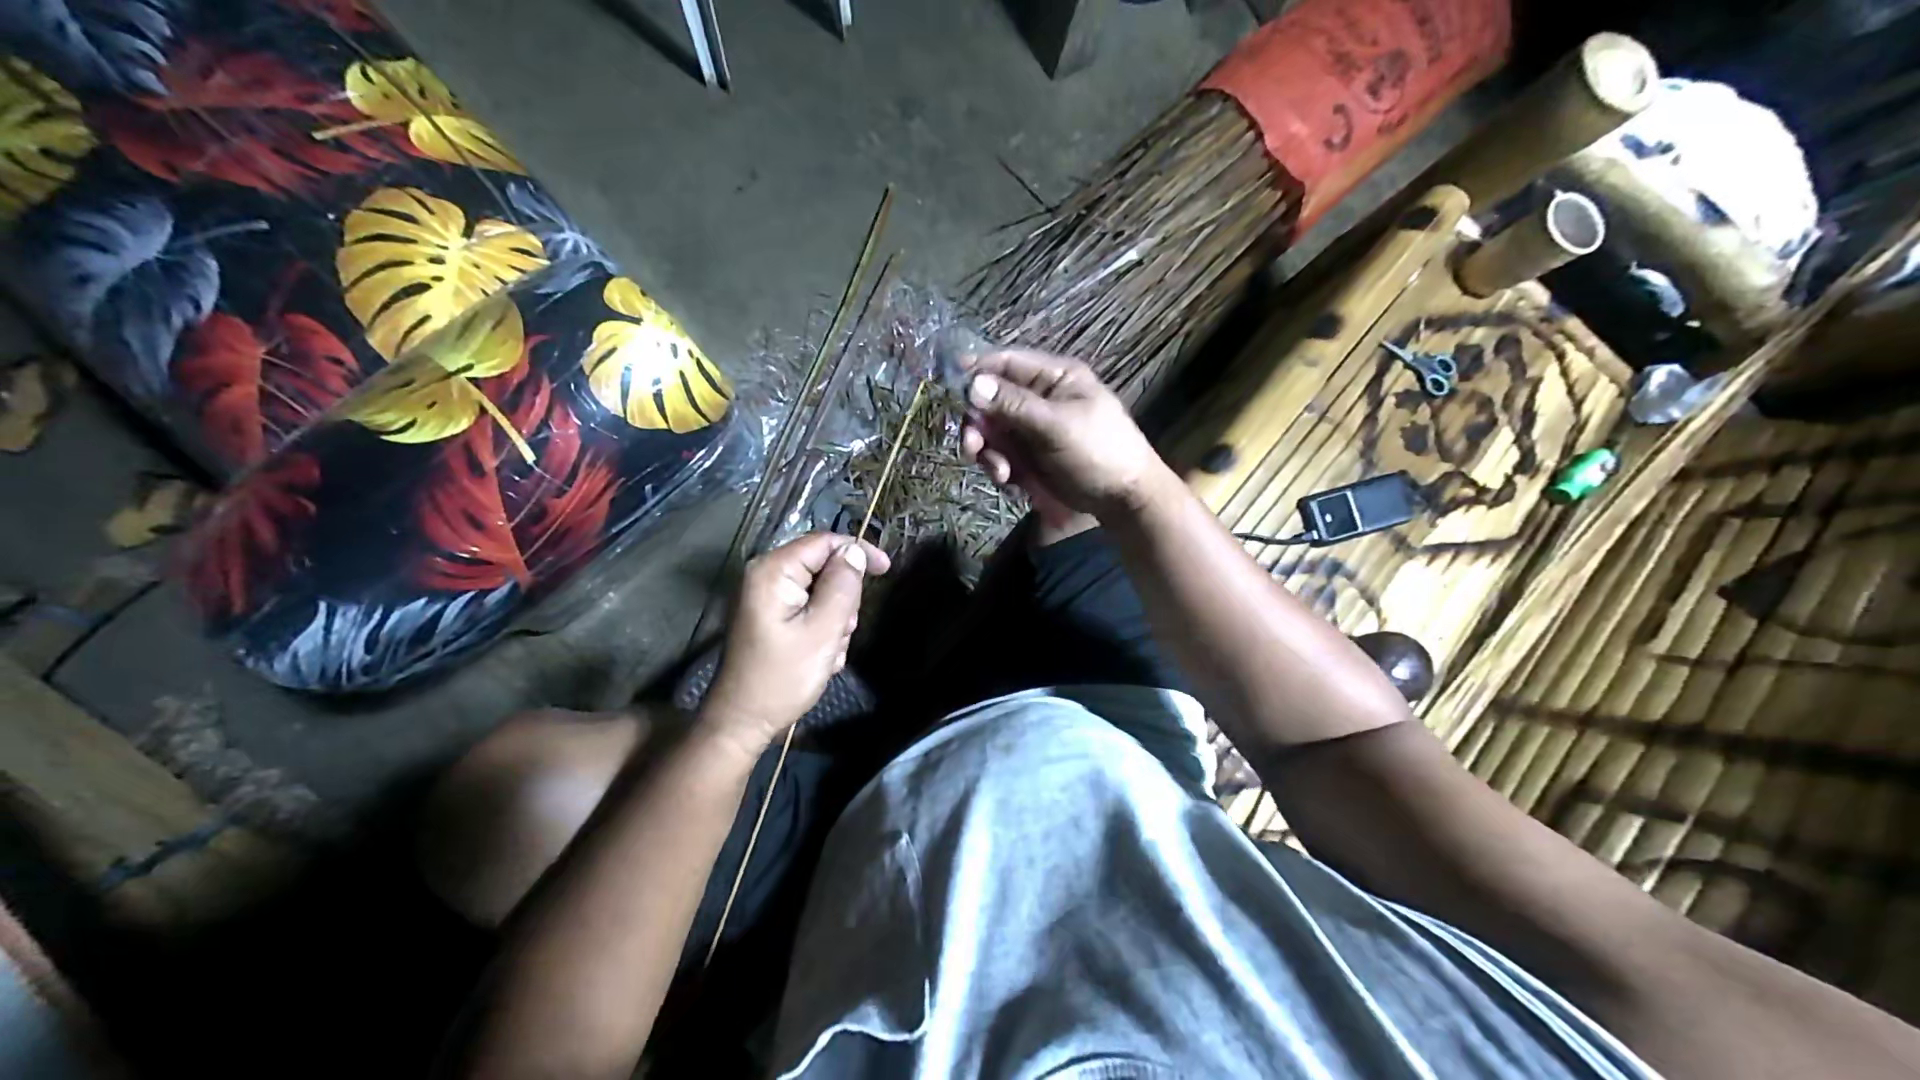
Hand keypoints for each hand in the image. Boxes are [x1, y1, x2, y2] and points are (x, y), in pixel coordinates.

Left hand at [701, 533, 890, 749]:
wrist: (743, 721)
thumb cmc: (782, 677)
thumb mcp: (823, 632)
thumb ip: (842, 586)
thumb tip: (854, 552)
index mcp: (772, 571)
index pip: (824, 542)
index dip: (858, 551)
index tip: (887, 569)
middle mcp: (766, 576)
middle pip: (824, 566)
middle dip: (843, 598)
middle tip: (843, 631)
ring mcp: (768, 597)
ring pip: (822, 591)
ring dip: (836, 619)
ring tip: (830, 650)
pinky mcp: (772, 616)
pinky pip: (810, 609)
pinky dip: (823, 629)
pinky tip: (822, 656)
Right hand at [958, 349, 1166, 516]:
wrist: (1124, 498)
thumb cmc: (1099, 451)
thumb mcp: (1057, 426)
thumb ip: (1014, 405)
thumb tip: (972, 383)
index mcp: (1054, 377)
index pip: (1005, 363)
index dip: (976, 373)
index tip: (952, 391)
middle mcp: (1040, 398)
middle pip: (991, 401)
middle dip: (980, 426)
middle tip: (973, 448)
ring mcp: (1033, 428)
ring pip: (993, 433)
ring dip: (989, 453)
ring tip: (1003, 475)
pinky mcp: (1031, 456)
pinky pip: (1003, 456)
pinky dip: (1002, 469)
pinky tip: (1013, 484)